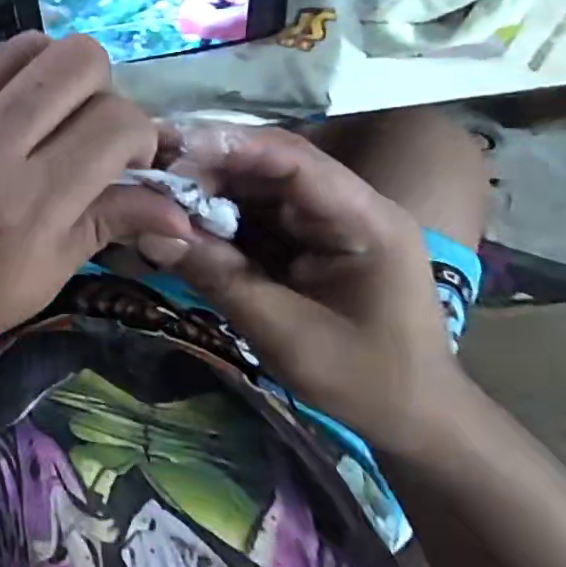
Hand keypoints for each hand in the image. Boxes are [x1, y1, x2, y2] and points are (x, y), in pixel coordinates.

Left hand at [0, 28, 193, 386]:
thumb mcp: (38, 279)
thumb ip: (106, 226)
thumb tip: (181, 210)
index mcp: (33, 199)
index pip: (119, 123)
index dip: (140, 135)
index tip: (127, 159)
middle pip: (81, 60)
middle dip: (102, 90)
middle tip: (83, 130)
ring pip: (27, 44)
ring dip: (48, 74)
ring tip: (34, 114)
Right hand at [136, 125, 467, 451]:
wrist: (416, 421)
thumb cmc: (364, 380)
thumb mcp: (286, 334)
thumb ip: (219, 277)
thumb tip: (150, 232)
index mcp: (364, 219)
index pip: (294, 160)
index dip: (231, 145)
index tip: (173, 147)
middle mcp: (348, 205)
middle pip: (271, 166)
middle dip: (211, 167)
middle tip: (153, 176)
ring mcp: (329, 221)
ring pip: (259, 187)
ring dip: (211, 191)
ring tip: (158, 196)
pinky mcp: (311, 239)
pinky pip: (259, 215)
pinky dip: (221, 218)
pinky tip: (185, 223)